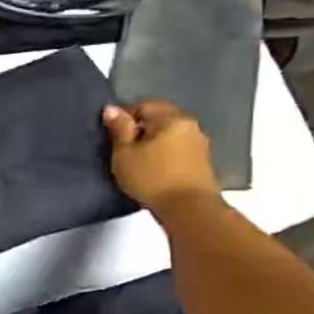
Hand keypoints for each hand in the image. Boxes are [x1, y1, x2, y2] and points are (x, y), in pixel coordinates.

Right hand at [101, 100, 220, 214]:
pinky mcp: (201, 159)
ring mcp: (199, 142)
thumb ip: (119, 128)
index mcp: (171, 119)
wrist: (188, 208)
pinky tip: (152, 165)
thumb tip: (111, 109)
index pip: (144, 105)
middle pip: (159, 117)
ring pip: (168, 132)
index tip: (111, 133)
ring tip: (136, 157)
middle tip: (121, 146)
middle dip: (139, 127)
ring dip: (152, 140)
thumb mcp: (124, 152)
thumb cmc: (151, 177)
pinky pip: (176, 146)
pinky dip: (163, 151)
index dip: (124, 116)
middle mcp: (189, 125)